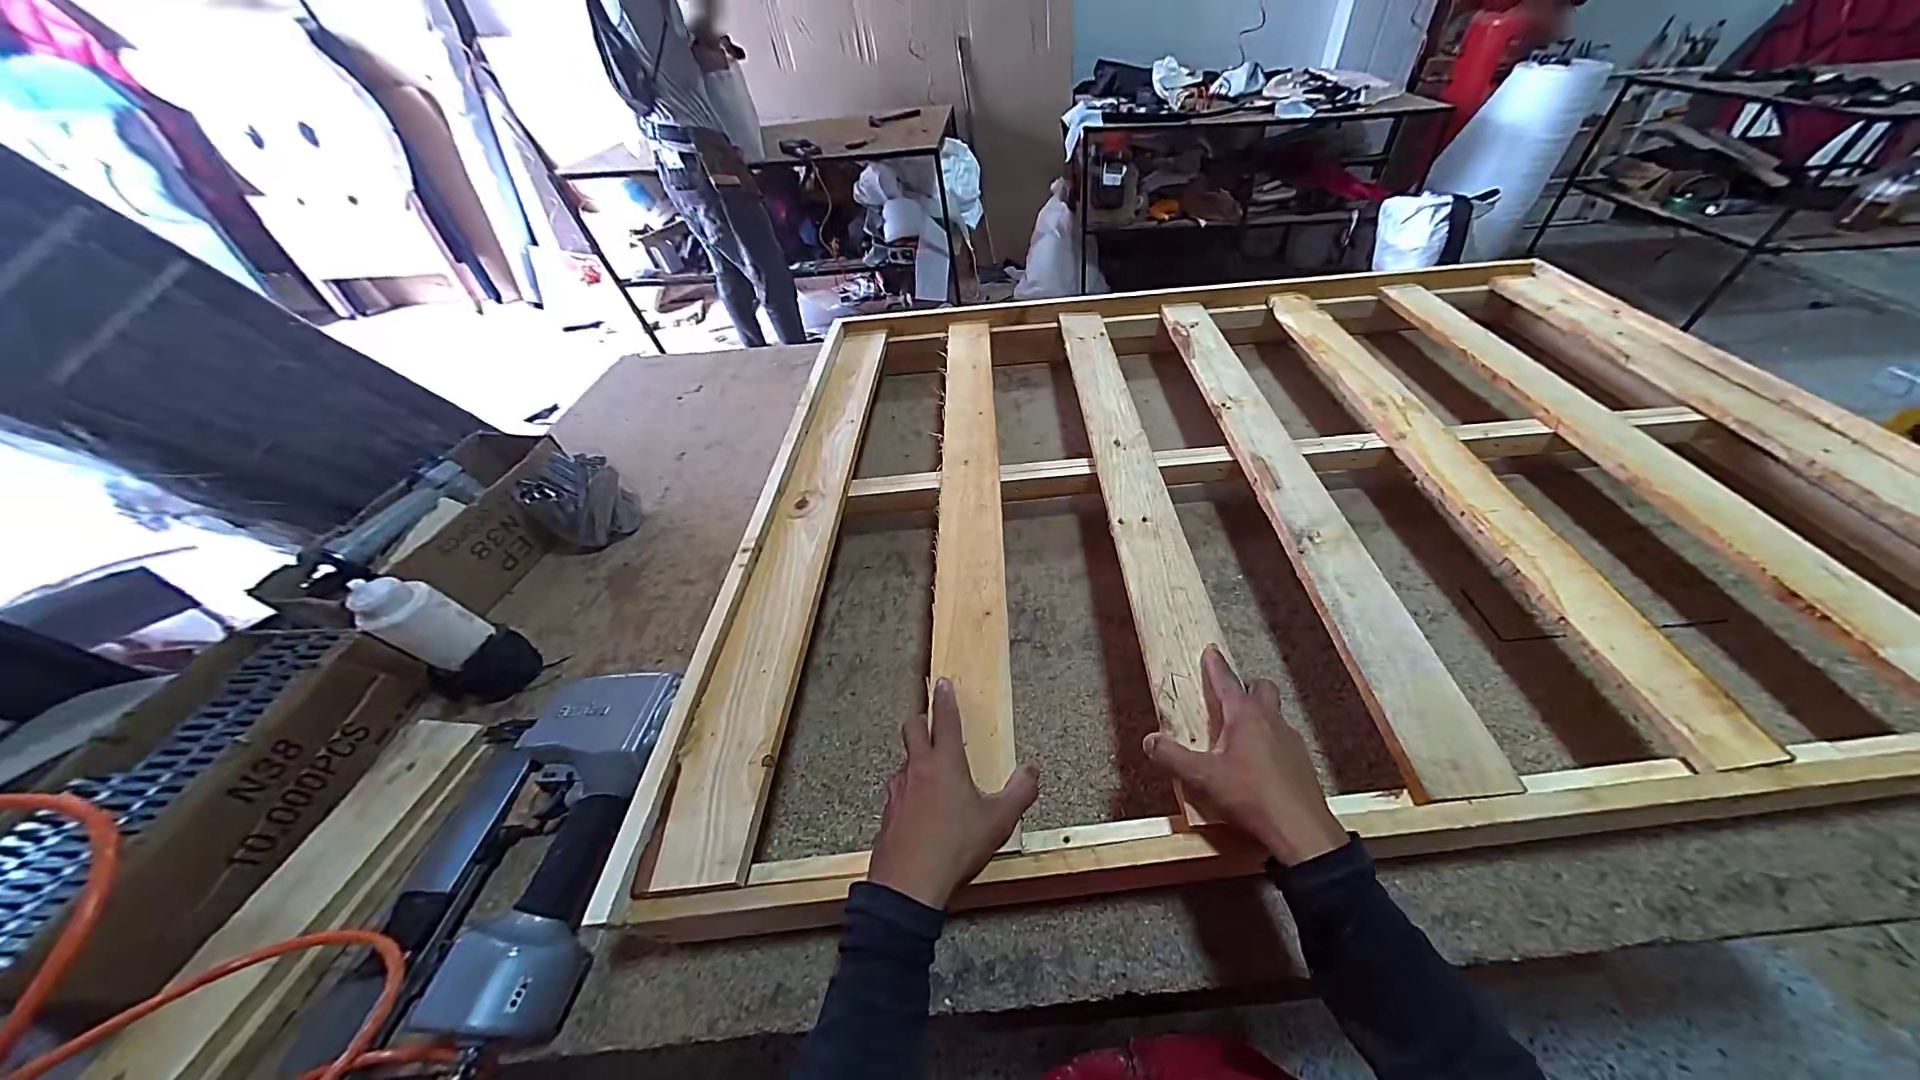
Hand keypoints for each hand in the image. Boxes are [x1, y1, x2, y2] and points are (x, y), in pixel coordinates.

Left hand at [867, 679, 1040, 908]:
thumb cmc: (955, 847)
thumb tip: (1032, 771)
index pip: (946, 719)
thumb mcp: (999, 820)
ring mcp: (898, 789)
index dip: (946, 698)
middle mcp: (918, 768)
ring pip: (905, 760)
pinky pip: (898, 789)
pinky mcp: (888, 812)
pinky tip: (920, 809)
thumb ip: (1021, 792)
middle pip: (913, 728)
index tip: (943, 683)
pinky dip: (909, 788)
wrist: (909, 883)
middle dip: (923, 719)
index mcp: (945, 763)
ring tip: (932, 773)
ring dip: (916, 758)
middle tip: (933, 722)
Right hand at [1143, 646, 1347, 865]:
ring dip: (1259, 714)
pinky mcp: (1302, 761)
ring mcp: (1291, 740)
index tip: (1210, 651)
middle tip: (1228, 698)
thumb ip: (1172, 757)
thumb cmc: (1250, 796)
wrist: (1301, 830)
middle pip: (1261, 688)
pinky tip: (1258, 763)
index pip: (1227, 681)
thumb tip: (1149, 741)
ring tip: (1239, 735)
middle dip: (1246, 687)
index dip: (1216, 665)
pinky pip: (1283, 739)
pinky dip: (1269, 740)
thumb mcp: (1202, 777)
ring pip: (1275, 713)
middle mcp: (1271, 720)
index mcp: (1245, 716)